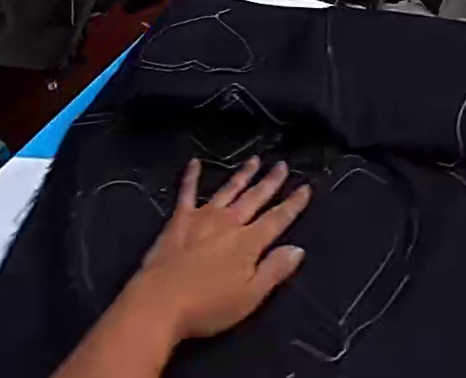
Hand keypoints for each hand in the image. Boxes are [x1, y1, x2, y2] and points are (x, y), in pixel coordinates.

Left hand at [120, 158, 310, 341]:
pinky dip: (191, 177)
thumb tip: (298, 248)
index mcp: (249, 242)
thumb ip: (274, 270)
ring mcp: (204, 217)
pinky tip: (195, 162)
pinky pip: (187, 192)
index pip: (277, 219)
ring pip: (229, 190)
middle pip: (255, 198)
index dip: (293, 204)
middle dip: (270, 181)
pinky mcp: (180, 219)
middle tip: (282, 164)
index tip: (305, 187)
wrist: (160, 303)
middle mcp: (230, 222)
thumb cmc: (208, 306)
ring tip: (254, 160)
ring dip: (243, 175)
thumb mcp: (249, 297)